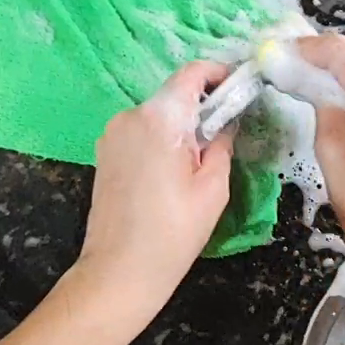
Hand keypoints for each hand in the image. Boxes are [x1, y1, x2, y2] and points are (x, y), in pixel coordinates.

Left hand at [63, 62, 235, 334]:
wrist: (119, 270)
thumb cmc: (173, 232)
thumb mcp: (213, 188)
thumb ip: (222, 142)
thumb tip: (226, 119)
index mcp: (159, 118)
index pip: (192, 74)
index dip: (219, 74)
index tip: (239, 89)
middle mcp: (130, 115)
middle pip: (174, 96)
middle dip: (201, 109)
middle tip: (226, 137)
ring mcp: (112, 134)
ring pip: (156, 116)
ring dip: (179, 128)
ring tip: (197, 165)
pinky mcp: (104, 152)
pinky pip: (140, 133)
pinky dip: (159, 141)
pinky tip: (170, 174)